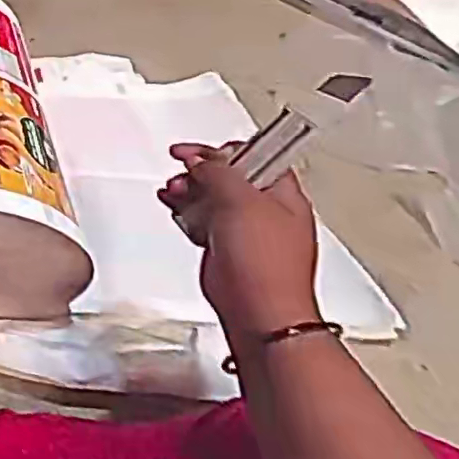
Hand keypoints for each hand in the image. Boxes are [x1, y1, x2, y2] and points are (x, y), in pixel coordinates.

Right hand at [157, 143, 321, 338]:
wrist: (256, 309)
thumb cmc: (266, 263)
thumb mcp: (240, 198)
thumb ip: (217, 170)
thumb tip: (200, 160)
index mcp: (283, 195)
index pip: (256, 156)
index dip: (226, 150)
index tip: (201, 150)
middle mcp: (266, 210)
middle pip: (228, 174)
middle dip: (200, 169)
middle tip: (185, 168)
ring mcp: (245, 229)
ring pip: (211, 194)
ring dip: (188, 187)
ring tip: (176, 190)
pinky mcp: (225, 245)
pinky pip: (201, 216)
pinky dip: (184, 209)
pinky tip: (175, 206)